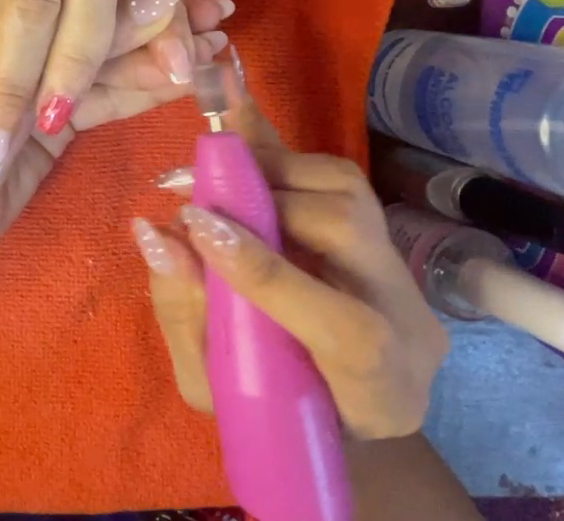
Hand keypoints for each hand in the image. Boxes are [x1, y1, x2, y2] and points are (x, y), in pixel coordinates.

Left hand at [0, 0, 232, 282]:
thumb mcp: (14, 90)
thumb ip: (87, 47)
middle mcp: (18, 38)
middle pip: (94, 20)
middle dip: (154, 18)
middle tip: (221, 11)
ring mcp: (38, 83)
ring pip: (107, 62)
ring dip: (159, 54)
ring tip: (220, 41)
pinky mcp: (54, 125)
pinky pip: (105, 100)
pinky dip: (146, 90)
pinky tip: (189, 77)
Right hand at [132, 101, 448, 439]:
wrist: (333, 403)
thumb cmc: (266, 407)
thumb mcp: (209, 384)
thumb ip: (183, 313)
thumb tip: (155, 233)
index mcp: (379, 392)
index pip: (346, 331)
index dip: (268, 274)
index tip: (196, 229)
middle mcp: (408, 324)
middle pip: (348, 234)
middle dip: (256, 200)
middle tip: (183, 190)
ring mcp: (400, 273)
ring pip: (344, 192)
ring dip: (264, 171)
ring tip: (205, 176)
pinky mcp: (381, 231)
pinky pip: (335, 178)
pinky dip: (278, 161)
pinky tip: (236, 157)